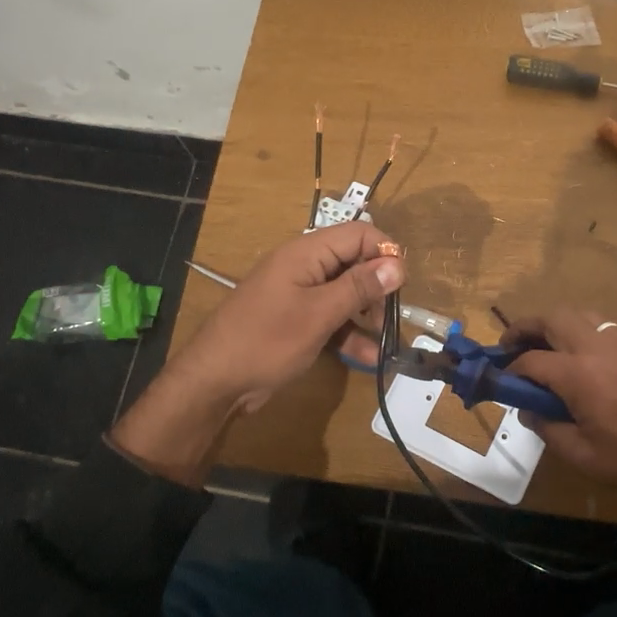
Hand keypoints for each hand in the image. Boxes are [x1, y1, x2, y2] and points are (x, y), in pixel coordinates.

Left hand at [109, 222, 404, 484]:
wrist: (215, 381)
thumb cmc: (266, 341)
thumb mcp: (319, 314)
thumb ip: (359, 288)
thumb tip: (397, 264)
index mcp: (306, 253)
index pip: (357, 234)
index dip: (384, 252)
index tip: (402, 284)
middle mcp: (304, 268)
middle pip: (354, 263)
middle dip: (378, 287)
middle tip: (392, 317)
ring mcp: (299, 296)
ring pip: (345, 295)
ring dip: (367, 316)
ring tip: (386, 342)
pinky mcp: (296, 322)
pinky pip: (331, 319)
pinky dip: (349, 334)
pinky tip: (369, 358)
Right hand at [505, 310, 616, 506]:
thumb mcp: (586, 458)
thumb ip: (549, 430)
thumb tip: (528, 410)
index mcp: (579, 375)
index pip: (530, 361)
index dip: (508, 371)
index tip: (499, 382)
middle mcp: (597, 346)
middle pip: (551, 318)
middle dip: (524, 328)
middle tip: (511, 349)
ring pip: (578, 314)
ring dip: (554, 325)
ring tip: (545, 350)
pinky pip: (601, 324)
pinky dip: (581, 330)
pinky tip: (583, 359)